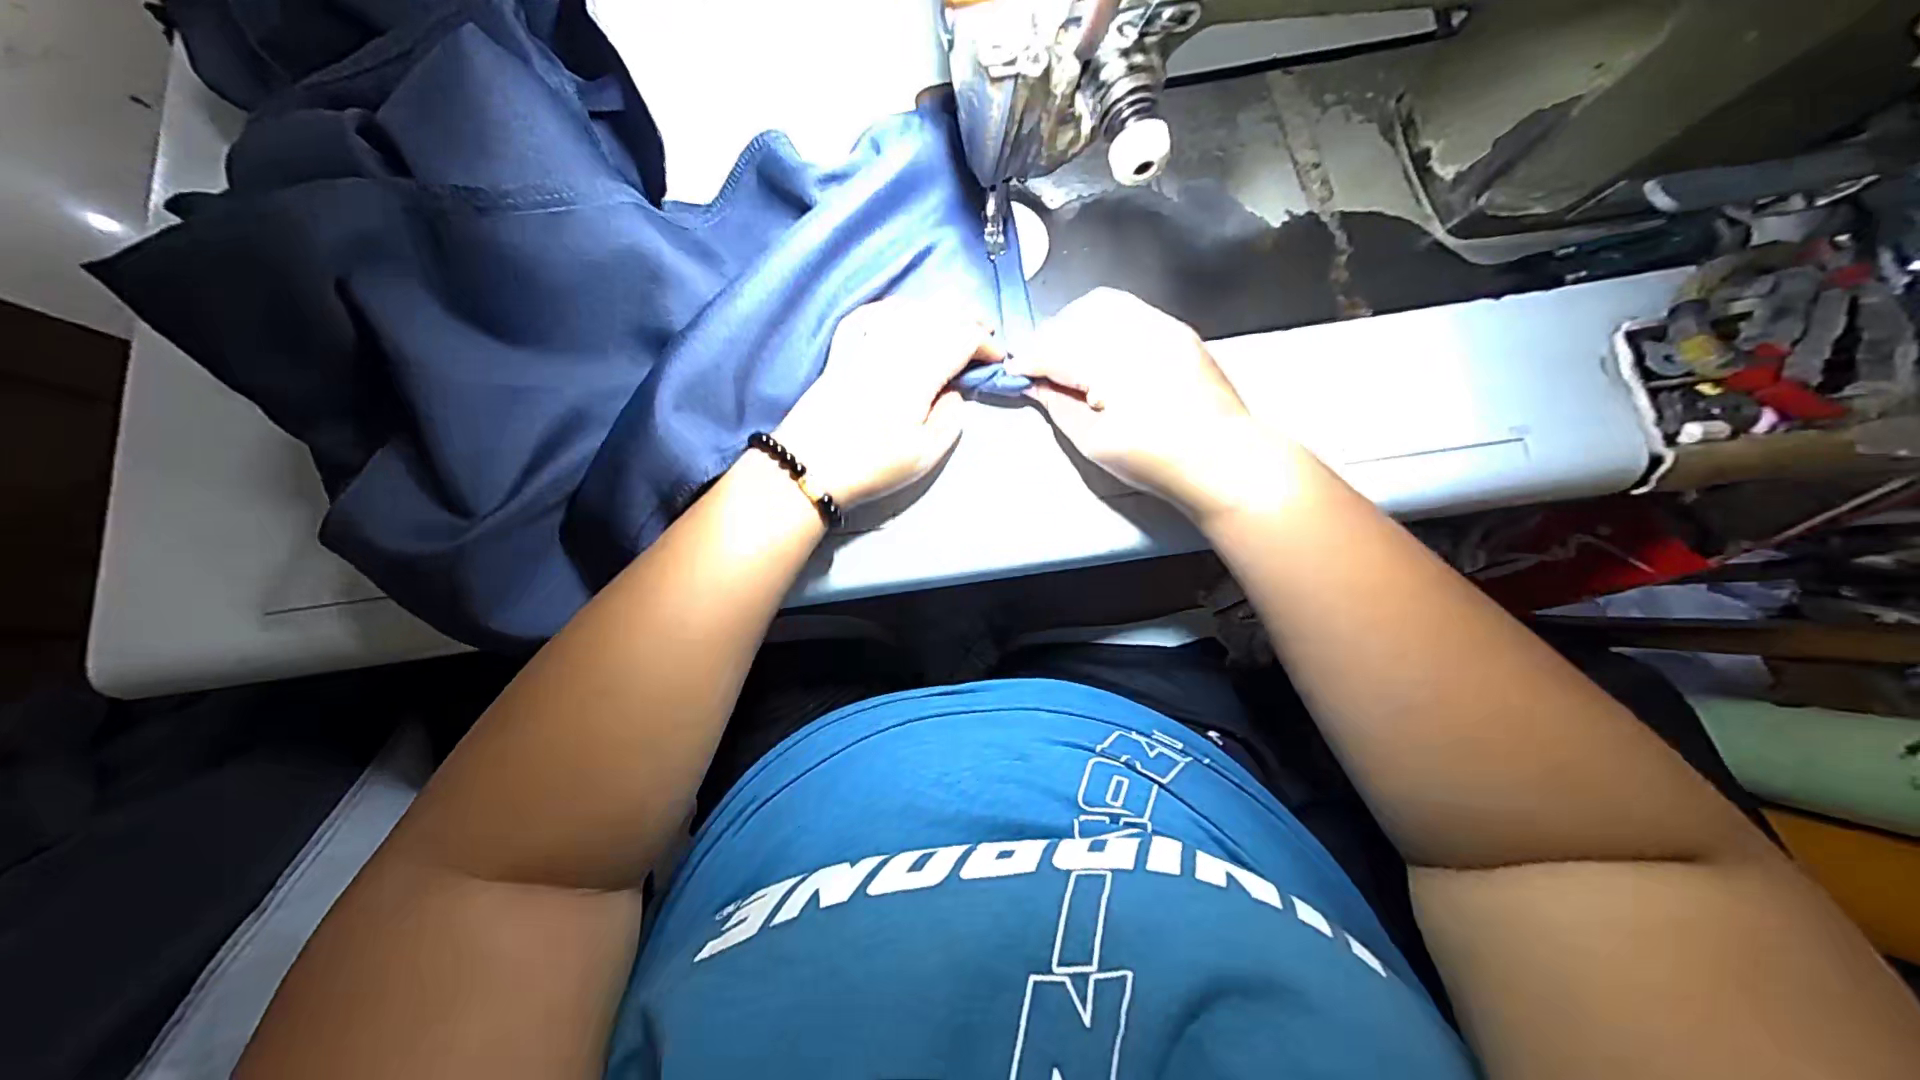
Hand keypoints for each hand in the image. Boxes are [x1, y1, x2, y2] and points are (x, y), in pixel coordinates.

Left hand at [773, 298, 1002, 508]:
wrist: (808, 465)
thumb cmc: (871, 464)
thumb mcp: (925, 454)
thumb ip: (951, 417)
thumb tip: (956, 392)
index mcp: (920, 370)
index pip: (964, 336)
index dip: (987, 343)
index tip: (997, 358)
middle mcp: (895, 344)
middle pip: (940, 311)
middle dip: (969, 318)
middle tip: (983, 336)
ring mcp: (865, 342)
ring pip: (910, 306)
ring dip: (938, 310)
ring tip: (952, 324)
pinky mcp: (842, 348)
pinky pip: (872, 312)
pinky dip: (895, 308)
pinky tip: (902, 315)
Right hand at [1009, 288, 1285, 521]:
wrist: (1224, 459)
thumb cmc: (1157, 460)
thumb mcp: (1094, 442)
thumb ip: (1059, 406)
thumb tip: (1035, 385)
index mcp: (1113, 365)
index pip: (1056, 349)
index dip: (1029, 360)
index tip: (1014, 371)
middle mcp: (1137, 333)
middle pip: (1075, 318)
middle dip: (1049, 338)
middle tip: (1039, 366)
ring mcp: (1161, 327)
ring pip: (1101, 305)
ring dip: (1075, 323)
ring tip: (1067, 353)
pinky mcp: (1177, 330)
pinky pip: (1129, 309)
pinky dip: (1104, 320)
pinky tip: (1099, 346)